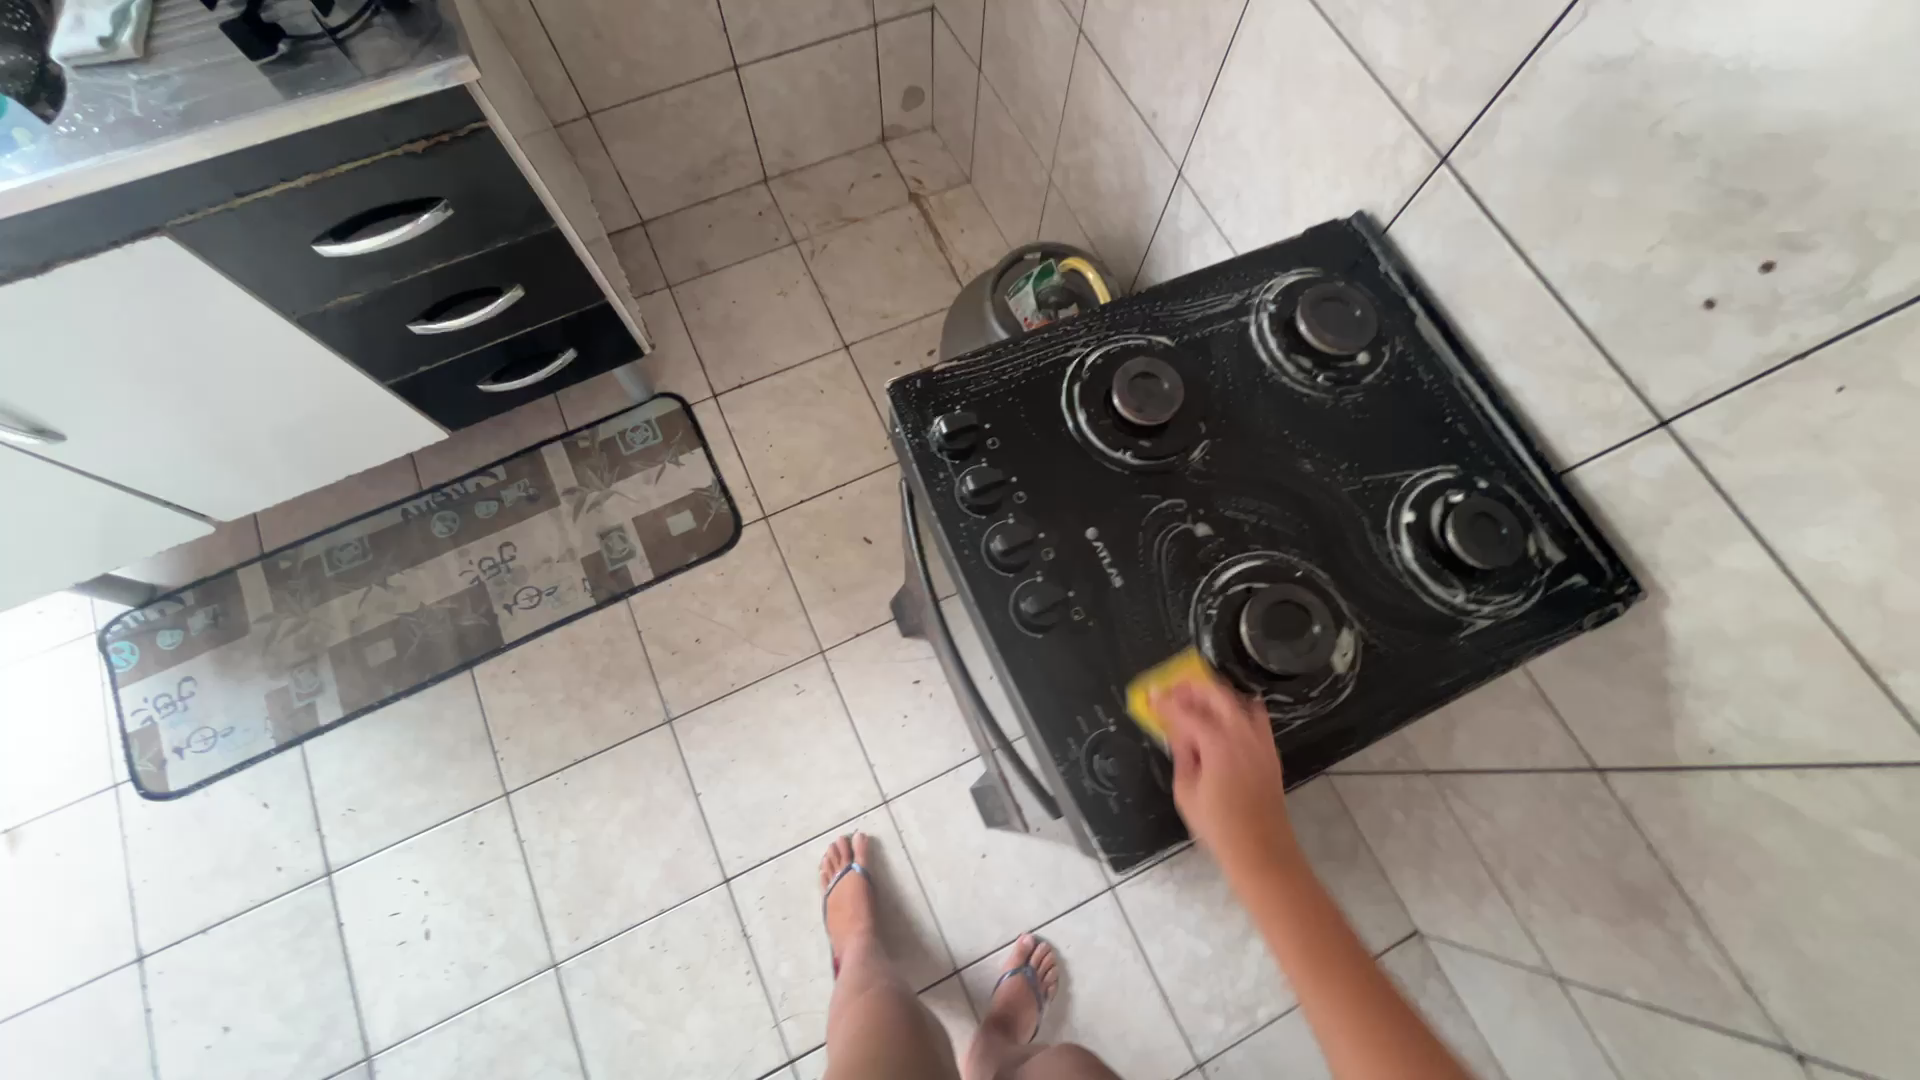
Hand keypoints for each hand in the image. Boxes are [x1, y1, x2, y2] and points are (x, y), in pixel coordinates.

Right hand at [1151, 674, 1299, 881]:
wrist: (1261, 850)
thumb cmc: (1218, 826)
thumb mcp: (1186, 791)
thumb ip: (1183, 755)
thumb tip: (1179, 735)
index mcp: (1217, 743)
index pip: (1186, 712)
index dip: (1165, 702)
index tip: (1152, 694)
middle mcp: (1242, 735)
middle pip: (1216, 696)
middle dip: (1193, 689)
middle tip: (1174, 692)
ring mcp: (1260, 742)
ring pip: (1238, 702)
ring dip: (1216, 697)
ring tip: (1198, 702)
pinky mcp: (1270, 752)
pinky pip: (1257, 718)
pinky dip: (1240, 710)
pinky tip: (1228, 717)